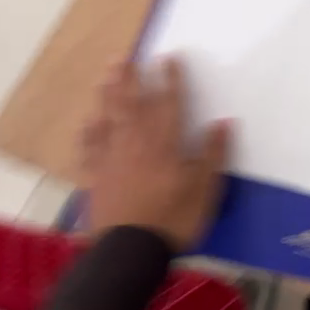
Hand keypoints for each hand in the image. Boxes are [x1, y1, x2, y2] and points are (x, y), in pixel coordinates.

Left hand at [80, 58, 232, 250]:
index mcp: (165, 144)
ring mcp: (111, 160)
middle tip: (125, 55)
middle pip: (132, 104)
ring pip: (109, 120)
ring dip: (108, 96)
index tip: (168, 57)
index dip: (170, 79)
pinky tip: (87, 122)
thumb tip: (222, 122)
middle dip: (130, 79)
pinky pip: (90, 148)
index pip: (169, 104)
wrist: (128, 253)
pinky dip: (89, 132)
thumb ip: (213, 153)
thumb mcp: (205, 188)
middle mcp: (136, 144)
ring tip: (106, 75)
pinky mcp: (95, 178)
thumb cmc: (174, 218)